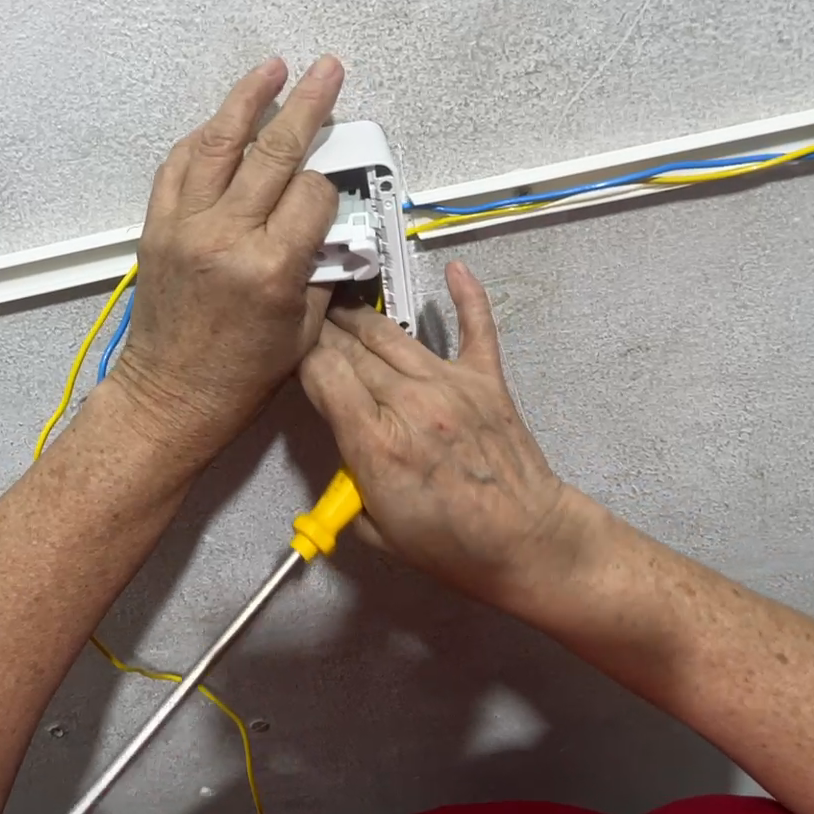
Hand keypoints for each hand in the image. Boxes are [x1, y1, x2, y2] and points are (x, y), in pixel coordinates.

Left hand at [107, 56, 343, 463]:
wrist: (172, 395)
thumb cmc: (245, 375)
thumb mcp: (304, 330)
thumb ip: (322, 270)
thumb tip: (331, 223)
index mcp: (272, 268)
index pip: (312, 195)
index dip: (328, 190)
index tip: (327, 204)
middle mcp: (227, 236)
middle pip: (273, 153)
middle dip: (307, 106)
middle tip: (328, 69)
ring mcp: (185, 226)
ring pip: (218, 145)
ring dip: (247, 100)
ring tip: (273, 67)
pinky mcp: (156, 227)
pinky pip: (177, 167)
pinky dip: (201, 139)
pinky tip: (222, 122)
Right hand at [299, 261, 611, 607]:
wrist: (526, 543)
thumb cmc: (446, 545)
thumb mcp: (372, 527)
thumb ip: (346, 474)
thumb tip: (341, 432)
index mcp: (376, 441)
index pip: (323, 372)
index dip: (300, 356)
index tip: (287, 350)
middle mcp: (409, 401)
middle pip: (351, 347)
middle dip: (322, 330)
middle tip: (304, 317)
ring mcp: (451, 384)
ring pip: (391, 333)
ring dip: (359, 315)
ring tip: (338, 300)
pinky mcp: (486, 379)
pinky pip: (475, 327)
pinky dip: (466, 296)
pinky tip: (453, 269)